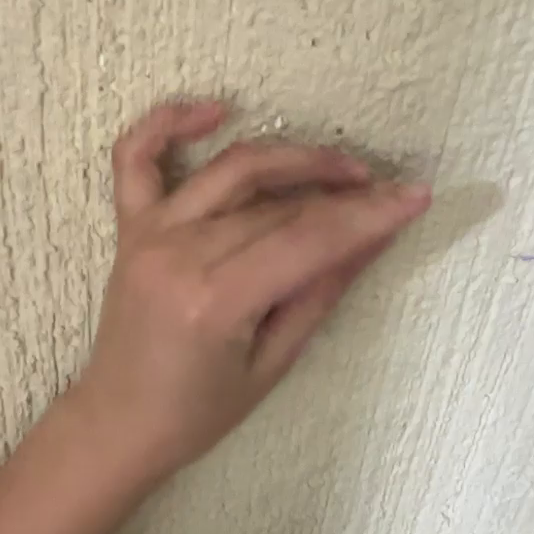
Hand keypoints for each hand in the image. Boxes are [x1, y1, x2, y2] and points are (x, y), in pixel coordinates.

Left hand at [66, 99, 430, 480]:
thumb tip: (371, 237)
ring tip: (341, 167)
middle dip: (342, 195)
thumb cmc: (196, 413)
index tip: (415, 196)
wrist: (118, 423)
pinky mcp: (129, 229)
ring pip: (232, 173)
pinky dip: (168, 122)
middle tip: (388, 192)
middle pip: (277, 206)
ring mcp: (148, 235)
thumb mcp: (271, 365)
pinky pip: (136, 156)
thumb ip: (318, 293)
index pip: (307, 239)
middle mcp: (178, 255)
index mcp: (214, 302)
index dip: (368, 215)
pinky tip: (216, 111)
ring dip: (291, 158)